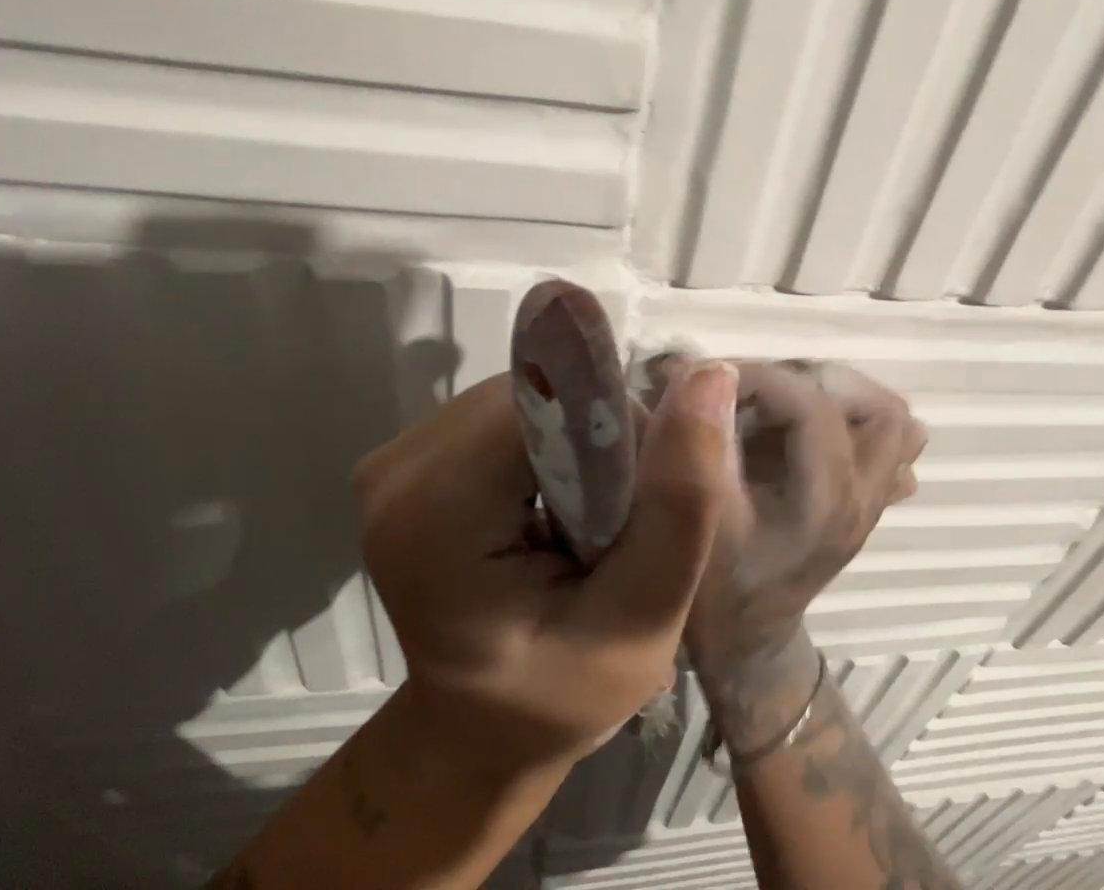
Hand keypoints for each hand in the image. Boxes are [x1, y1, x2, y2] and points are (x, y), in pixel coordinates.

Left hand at [352, 362, 738, 778]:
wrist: (478, 729)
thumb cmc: (559, 697)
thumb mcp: (642, 620)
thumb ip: (678, 504)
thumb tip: (710, 375)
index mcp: (433, 516)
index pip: (546, 409)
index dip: (613, 436)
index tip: (643, 505)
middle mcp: (395, 473)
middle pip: (533, 397)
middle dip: (598, 442)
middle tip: (622, 525)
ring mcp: (393, 463)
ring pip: (526, 399)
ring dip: (579, 446)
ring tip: (592, 524)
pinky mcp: (409, 461)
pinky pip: (506, 415)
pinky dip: (552, 448)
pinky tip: (559, 508)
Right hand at [645, 357, 925, 748]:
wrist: (745, 644)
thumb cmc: (714, 588)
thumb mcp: (696, 524)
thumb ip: (701, 449)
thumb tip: (705, 373)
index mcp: (826, 503)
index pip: (813, 407)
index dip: (757, 376)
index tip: (703, 375)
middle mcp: (864, 498)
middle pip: (879, 408)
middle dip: (812, 380)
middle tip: (753, 388)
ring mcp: (872, 502)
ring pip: (893, 424)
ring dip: (840, 398)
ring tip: (782, 402)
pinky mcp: (864, 503)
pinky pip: (886, 447)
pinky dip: (852, 423)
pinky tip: (806, 431)